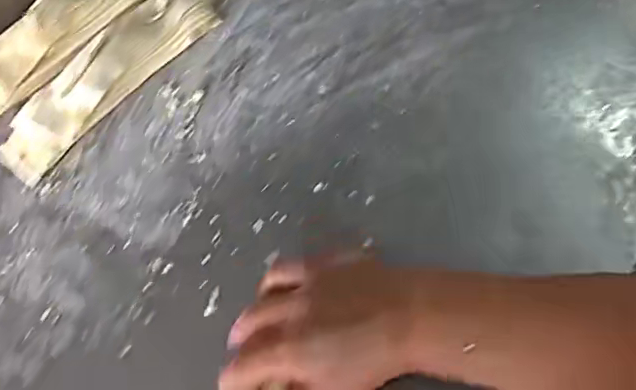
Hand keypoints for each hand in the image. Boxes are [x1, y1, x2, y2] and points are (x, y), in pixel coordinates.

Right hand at [220, 256, 422, 389]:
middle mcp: (292, 308)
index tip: (229, 382)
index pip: (244, 364)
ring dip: (259, 300)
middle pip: (251, 320)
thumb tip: (274, 384)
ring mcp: (309, 277)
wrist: (406, 313)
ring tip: (260, 310)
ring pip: (269, 283)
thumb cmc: (371, 363)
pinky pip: (296, 262)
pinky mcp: (328, 257)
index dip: (231, 377)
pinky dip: (284, 276)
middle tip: (240, 349)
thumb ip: (296, 388)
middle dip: (241, 338)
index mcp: (290, 348)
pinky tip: (291, 284)